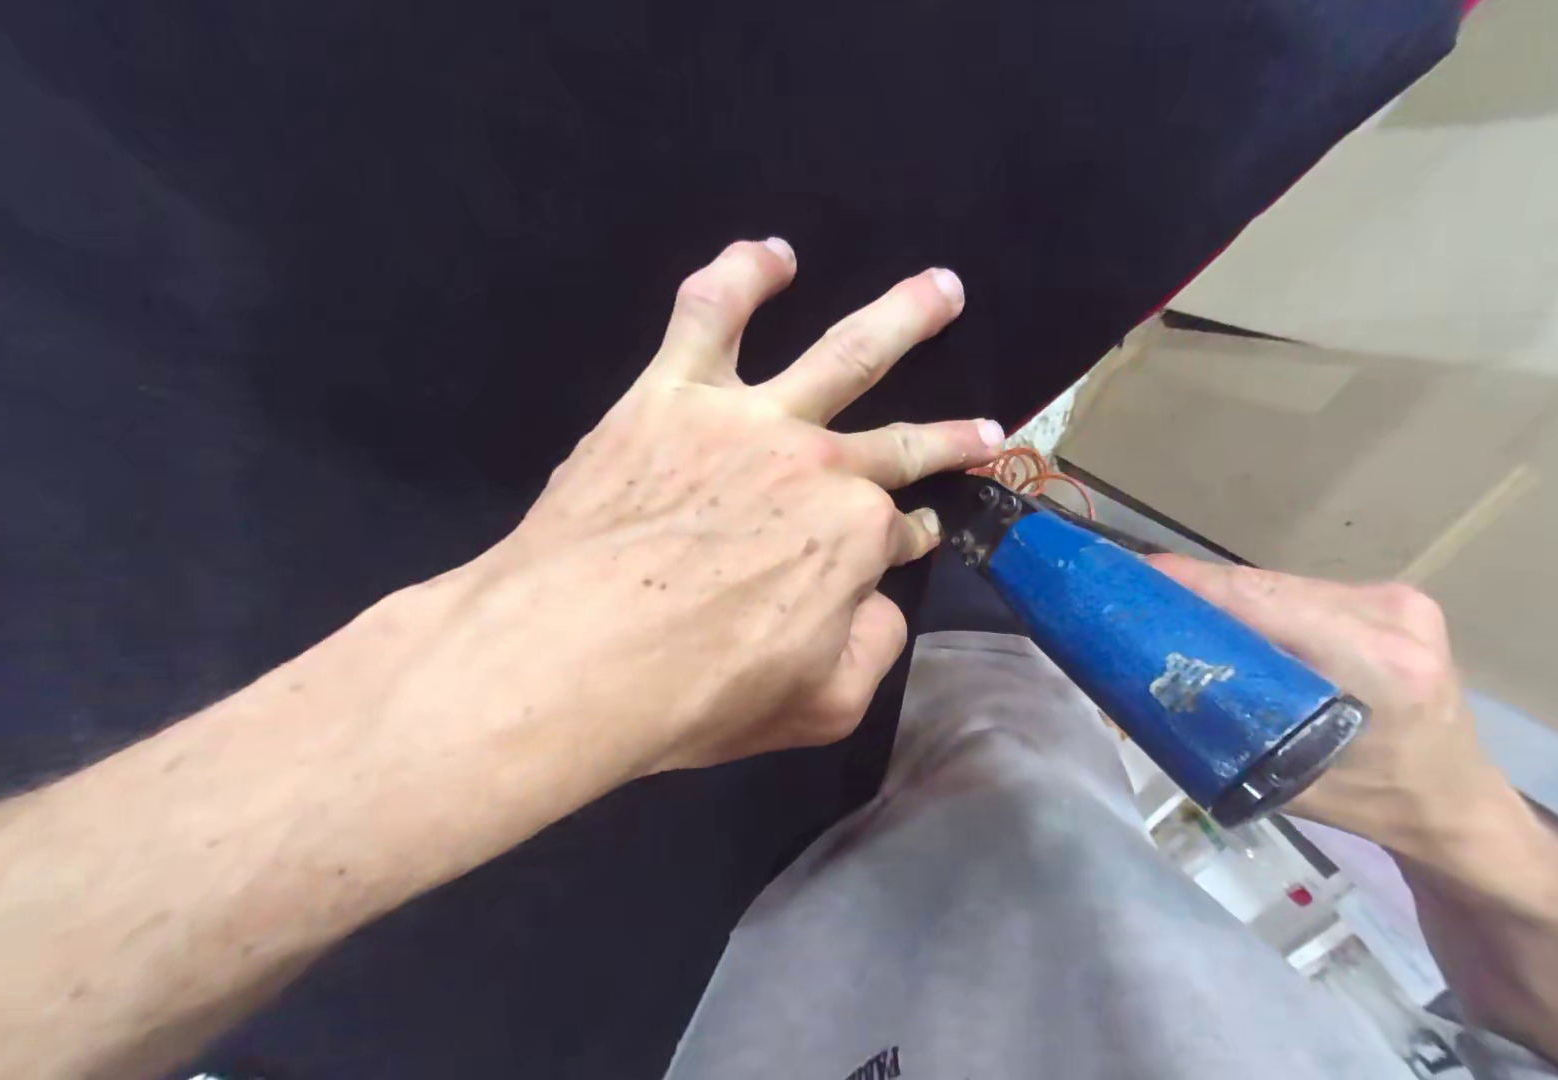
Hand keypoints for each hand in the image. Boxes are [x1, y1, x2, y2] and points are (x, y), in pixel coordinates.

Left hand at [387, 239, 1001, 780]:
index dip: (910, 540)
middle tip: (984, 429)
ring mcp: (749, 420)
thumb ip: (872, 648)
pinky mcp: (671, 394)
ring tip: (940, 287)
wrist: (572, 655)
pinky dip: (742, 273)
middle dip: (952, 438)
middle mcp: (820, 465)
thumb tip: (877, 601)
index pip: (900, 532)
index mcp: (856, 537)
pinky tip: (771, 256)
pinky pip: (710, 313)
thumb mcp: (822, 707)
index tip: (912, 541)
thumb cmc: (697, 694)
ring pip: (843, 350)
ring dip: (904, 315)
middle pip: (903, 441)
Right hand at [1146, 557, 1514, 857]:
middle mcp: (1391, 616)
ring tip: (1173, 608)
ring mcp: (1397, 600)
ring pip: (1277, 583)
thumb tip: (1125, 691)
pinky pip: (1298, 590)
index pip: (1257, 599)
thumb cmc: (1370, 802)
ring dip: (1223, 596)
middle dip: (1195, 590)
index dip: (1188, 581)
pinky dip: (1255, 602)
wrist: (1460, 806)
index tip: (1130, 575)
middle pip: (1262, 585)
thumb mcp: (1276, 773)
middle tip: (1139, 600)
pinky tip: (1227, 619)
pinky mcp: (1393, 598)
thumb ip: (1207, 722)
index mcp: (1376, 662)